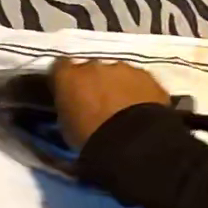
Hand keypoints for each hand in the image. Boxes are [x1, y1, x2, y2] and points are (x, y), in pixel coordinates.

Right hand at [52, 58, 170, 147]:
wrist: (132, 142)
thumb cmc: (91, 139)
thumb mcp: (67, 128)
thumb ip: (68, 109)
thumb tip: (73, 108)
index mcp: (68, 77)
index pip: (60, 67)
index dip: (67, 79)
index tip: (71, 92)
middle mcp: (94, 66)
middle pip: (91, 69)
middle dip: (94, 82)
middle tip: (100, 104)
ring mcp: (123, 68)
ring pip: (117, 73)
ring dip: (118, 85)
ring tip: (124, 109)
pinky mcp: (147, 76)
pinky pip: (139, 81)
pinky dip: (139, 91)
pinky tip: (143, 109)